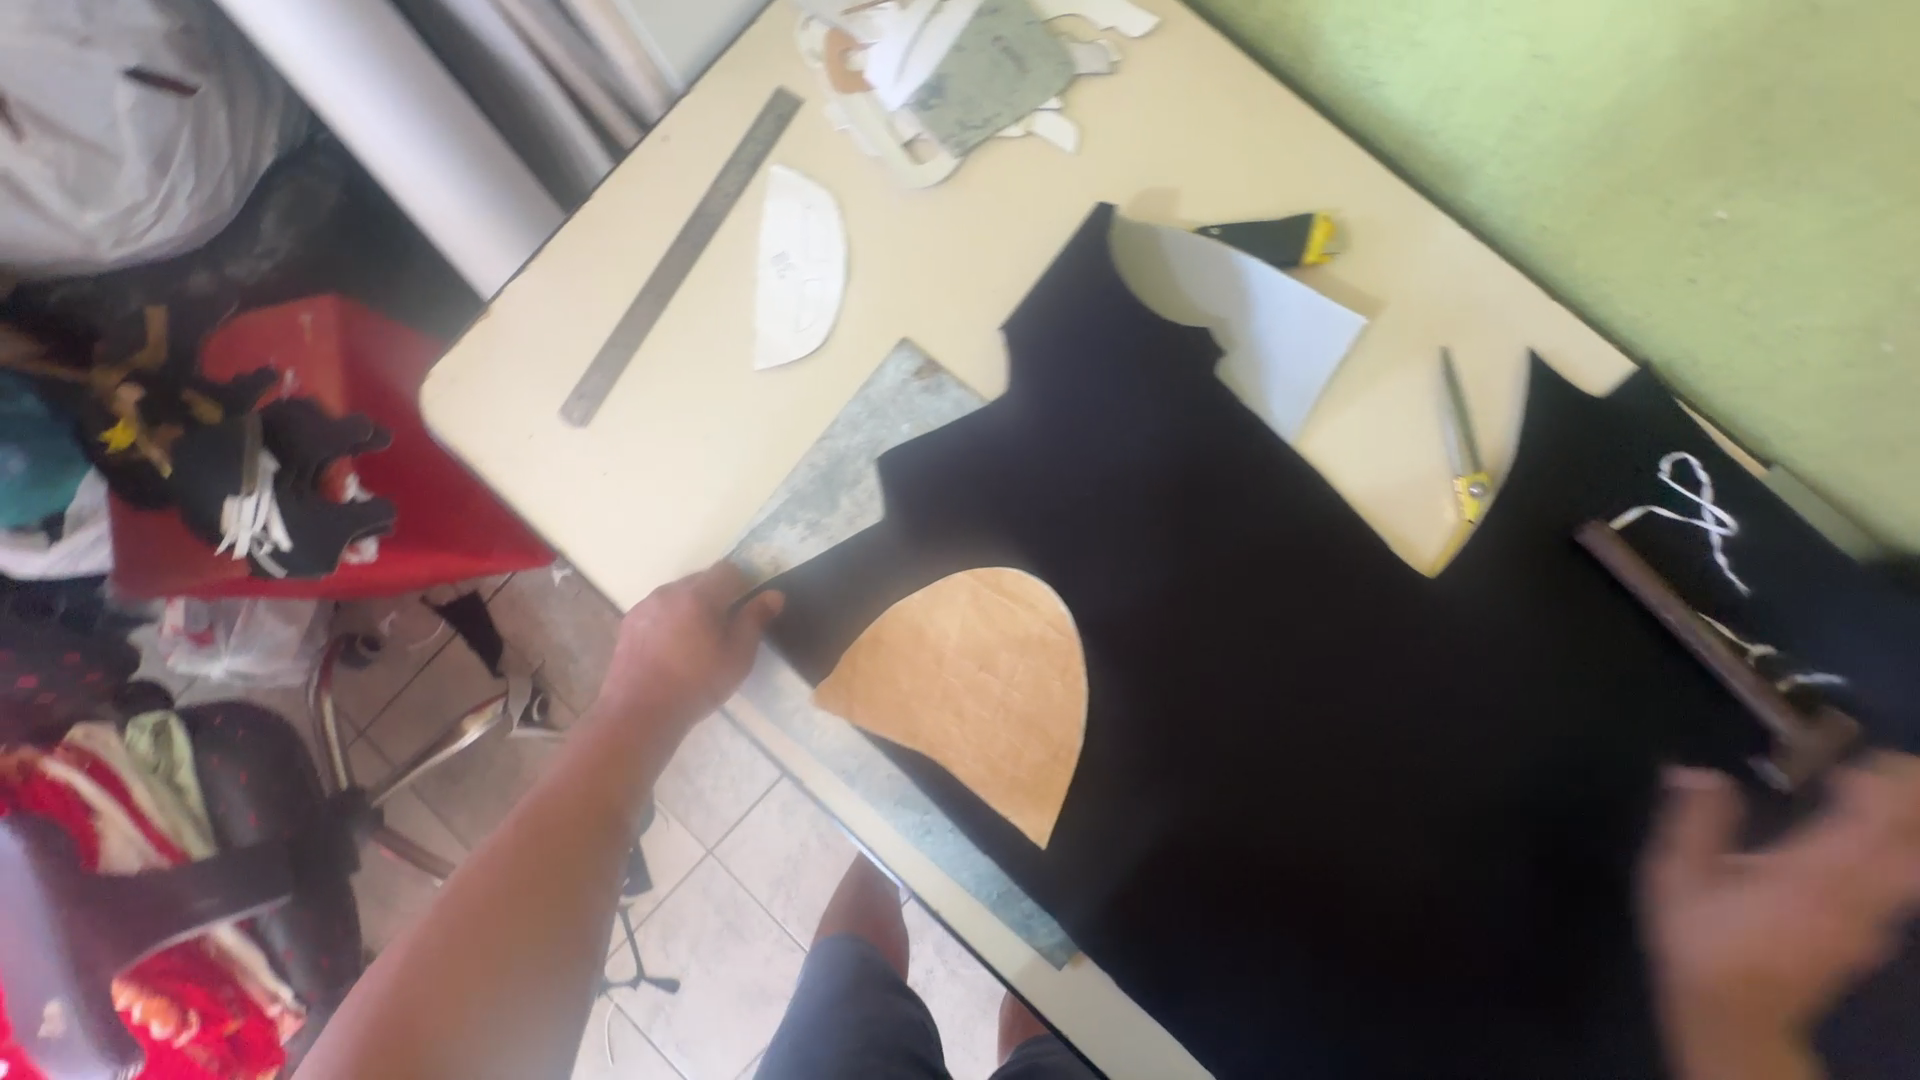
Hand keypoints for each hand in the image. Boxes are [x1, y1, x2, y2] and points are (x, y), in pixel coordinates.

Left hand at [591, 562, 783, 741]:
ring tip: (698, 641)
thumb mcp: (738, 656)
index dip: (743, 584)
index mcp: (699, 595)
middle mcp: (669, 592)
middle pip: (701, 579)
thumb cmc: (697, 684)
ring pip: (678, 594)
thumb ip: (755, 620)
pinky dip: (671, 619)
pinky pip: (658, 610)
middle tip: (726, 628)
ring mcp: (645, 606)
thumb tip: (774, 594)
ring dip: (692, 607)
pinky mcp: (628, 624)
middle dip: (717, 595)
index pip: (728, 570)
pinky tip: (673, 649)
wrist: (639, 713)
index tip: (748, 609)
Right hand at [1641, 756, 1919, 1079]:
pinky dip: (1904, 856)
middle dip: (1910, 800)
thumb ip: (1692, 821)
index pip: (1866, 822)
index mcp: (1809, 874)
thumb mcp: (1675, 873)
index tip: (1858, 757)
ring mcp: (1873, 920)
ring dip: (1912, 829)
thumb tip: (1696, 772)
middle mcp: (1856, 894)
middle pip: (1907, 843)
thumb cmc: (1696, 936)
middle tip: (1901, 764)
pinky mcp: (1872, 935)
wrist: (1734, 1011)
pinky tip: (1887, 847)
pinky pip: (1906, 888)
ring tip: (1898, 795)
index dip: (1875, 785)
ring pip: (1915, 869)